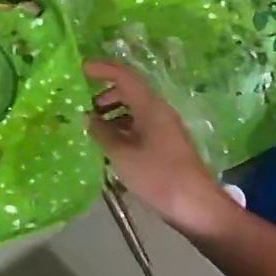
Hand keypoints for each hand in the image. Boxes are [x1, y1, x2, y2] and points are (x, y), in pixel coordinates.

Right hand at [84, 60, 240, 238]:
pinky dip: (120, 126)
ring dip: (111, 111)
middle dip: (103, 92)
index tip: (78, 69)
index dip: (101, 69)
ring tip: (91, 126)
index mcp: (150, 107)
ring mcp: (164, 128)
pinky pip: (139, 125)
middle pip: (129, 90)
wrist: (197, 206)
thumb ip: (102, 132)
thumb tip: (87, 118)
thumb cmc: (158, 176)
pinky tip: (108, 142)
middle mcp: (159, 111)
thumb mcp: (122, 154)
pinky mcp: (165, 144)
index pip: (123, 75)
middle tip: (81, 104)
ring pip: (133, 108)